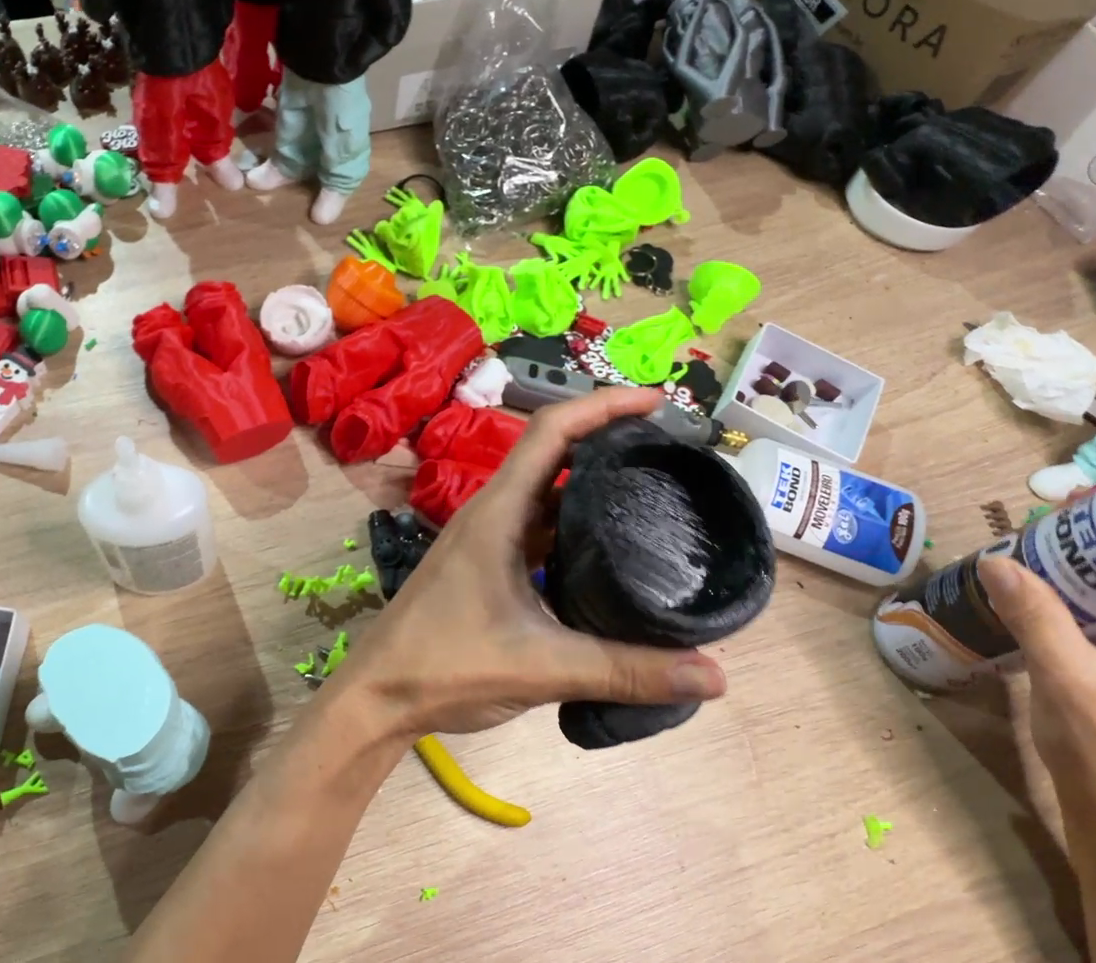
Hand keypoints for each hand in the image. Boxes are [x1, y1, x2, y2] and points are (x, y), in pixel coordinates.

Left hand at [330, 388, 728, 739]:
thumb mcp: (542, 666)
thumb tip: (716, 678)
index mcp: (498, 513)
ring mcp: (488, 541)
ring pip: (547, 498)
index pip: (551, 432)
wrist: (379, 693)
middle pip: (554, 457)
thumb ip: (626, 670)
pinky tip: (613, 552)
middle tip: (672, 451)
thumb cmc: (446, 664)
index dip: (602, 406)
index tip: (657, 401)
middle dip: (609, 443)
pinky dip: (576, 530)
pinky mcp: (488, 569)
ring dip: (593, 487)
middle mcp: (493, 515)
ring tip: (655, 492)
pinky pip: (540, 533)